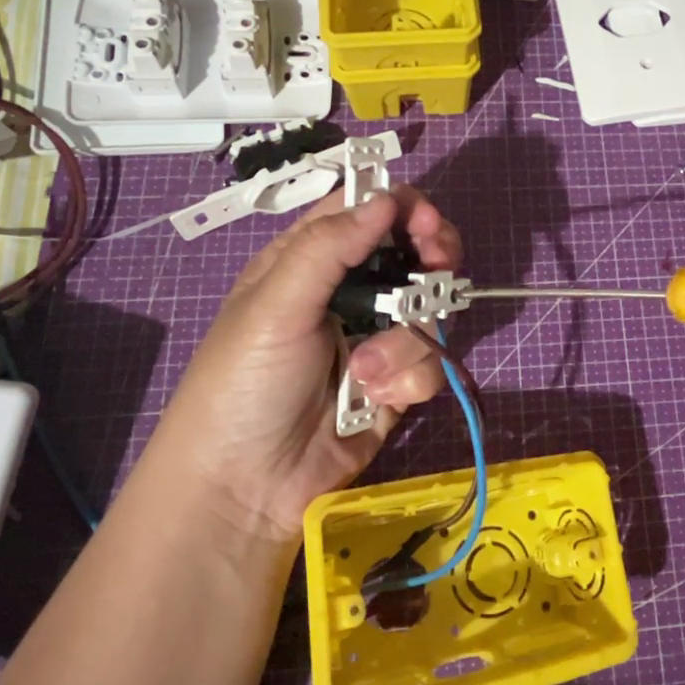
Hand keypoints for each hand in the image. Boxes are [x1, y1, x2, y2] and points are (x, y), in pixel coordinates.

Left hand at [155, 186, 463, 543]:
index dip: (398, 206)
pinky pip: (428, 363)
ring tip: (369, 371)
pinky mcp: (395, 384)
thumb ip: (330, 247)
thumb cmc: (245, 383)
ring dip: (405, 340)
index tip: (423, 220)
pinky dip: (408, 379)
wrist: (246, 486)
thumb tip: (384, 198)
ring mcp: (374, 339)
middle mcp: (346, 294)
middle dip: (430, 258)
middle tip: (439, 263)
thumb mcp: (275, 304)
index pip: (362, 212)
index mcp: (307, 263)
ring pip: (426, 311)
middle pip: (409, 254)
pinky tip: (378, 398)